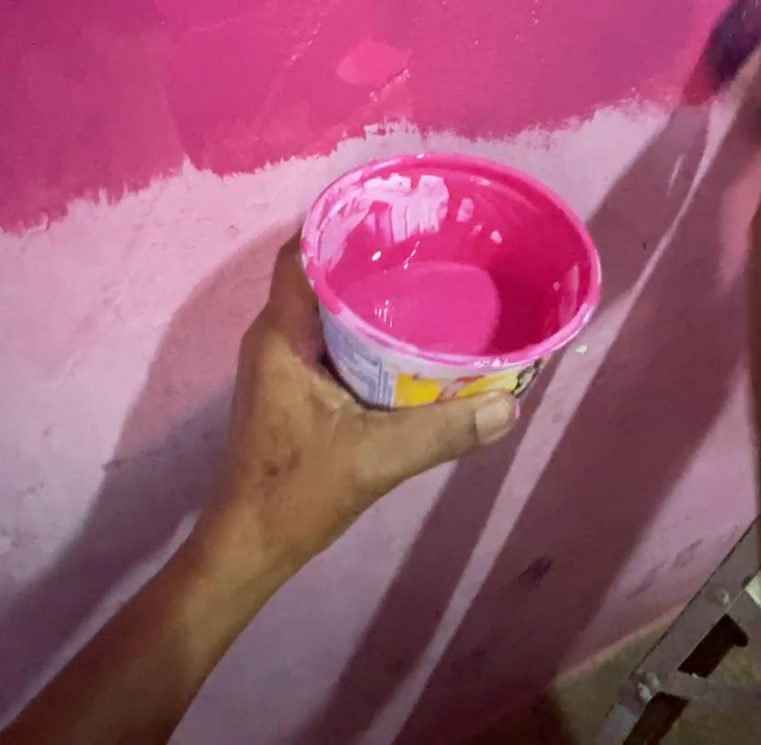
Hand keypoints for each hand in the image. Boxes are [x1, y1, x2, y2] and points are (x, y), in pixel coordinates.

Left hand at [195, 239, 519, 573]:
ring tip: (426, 277)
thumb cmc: (297, 494)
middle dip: (368, 253)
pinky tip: (408, 331)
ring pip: (327, 303)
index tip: (395, 213)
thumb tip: (510, 403)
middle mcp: (276, 337)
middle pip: (319, 272)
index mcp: (282, 337)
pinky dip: (366, 322)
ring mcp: (283, 360)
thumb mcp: (377, 459)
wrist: (250, 547)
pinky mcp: (296, 382)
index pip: (301, 255)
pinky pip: (332, 331)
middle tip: (428, 244)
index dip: (341, 225)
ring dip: (368, 289)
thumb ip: (444, 431)